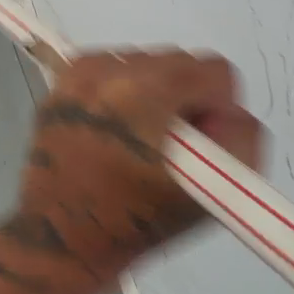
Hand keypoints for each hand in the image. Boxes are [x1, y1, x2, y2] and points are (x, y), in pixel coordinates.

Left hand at [14, 49, 264, 281]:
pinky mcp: (53, 93)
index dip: (218, 104)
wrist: (64, 232)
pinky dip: (118, 91)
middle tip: (173, 141)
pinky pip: (102, 73)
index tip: (203, 138)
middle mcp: (100, 73)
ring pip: (136, 62)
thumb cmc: (142, 217)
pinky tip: (117, 127)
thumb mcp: (220, 187)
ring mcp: (70, 81)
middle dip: (184, 95)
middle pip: (171, 60)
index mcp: (141, 91)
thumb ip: (241, 134)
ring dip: (150, 91)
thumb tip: (223, 109)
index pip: (210, 68)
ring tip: (142, 137)